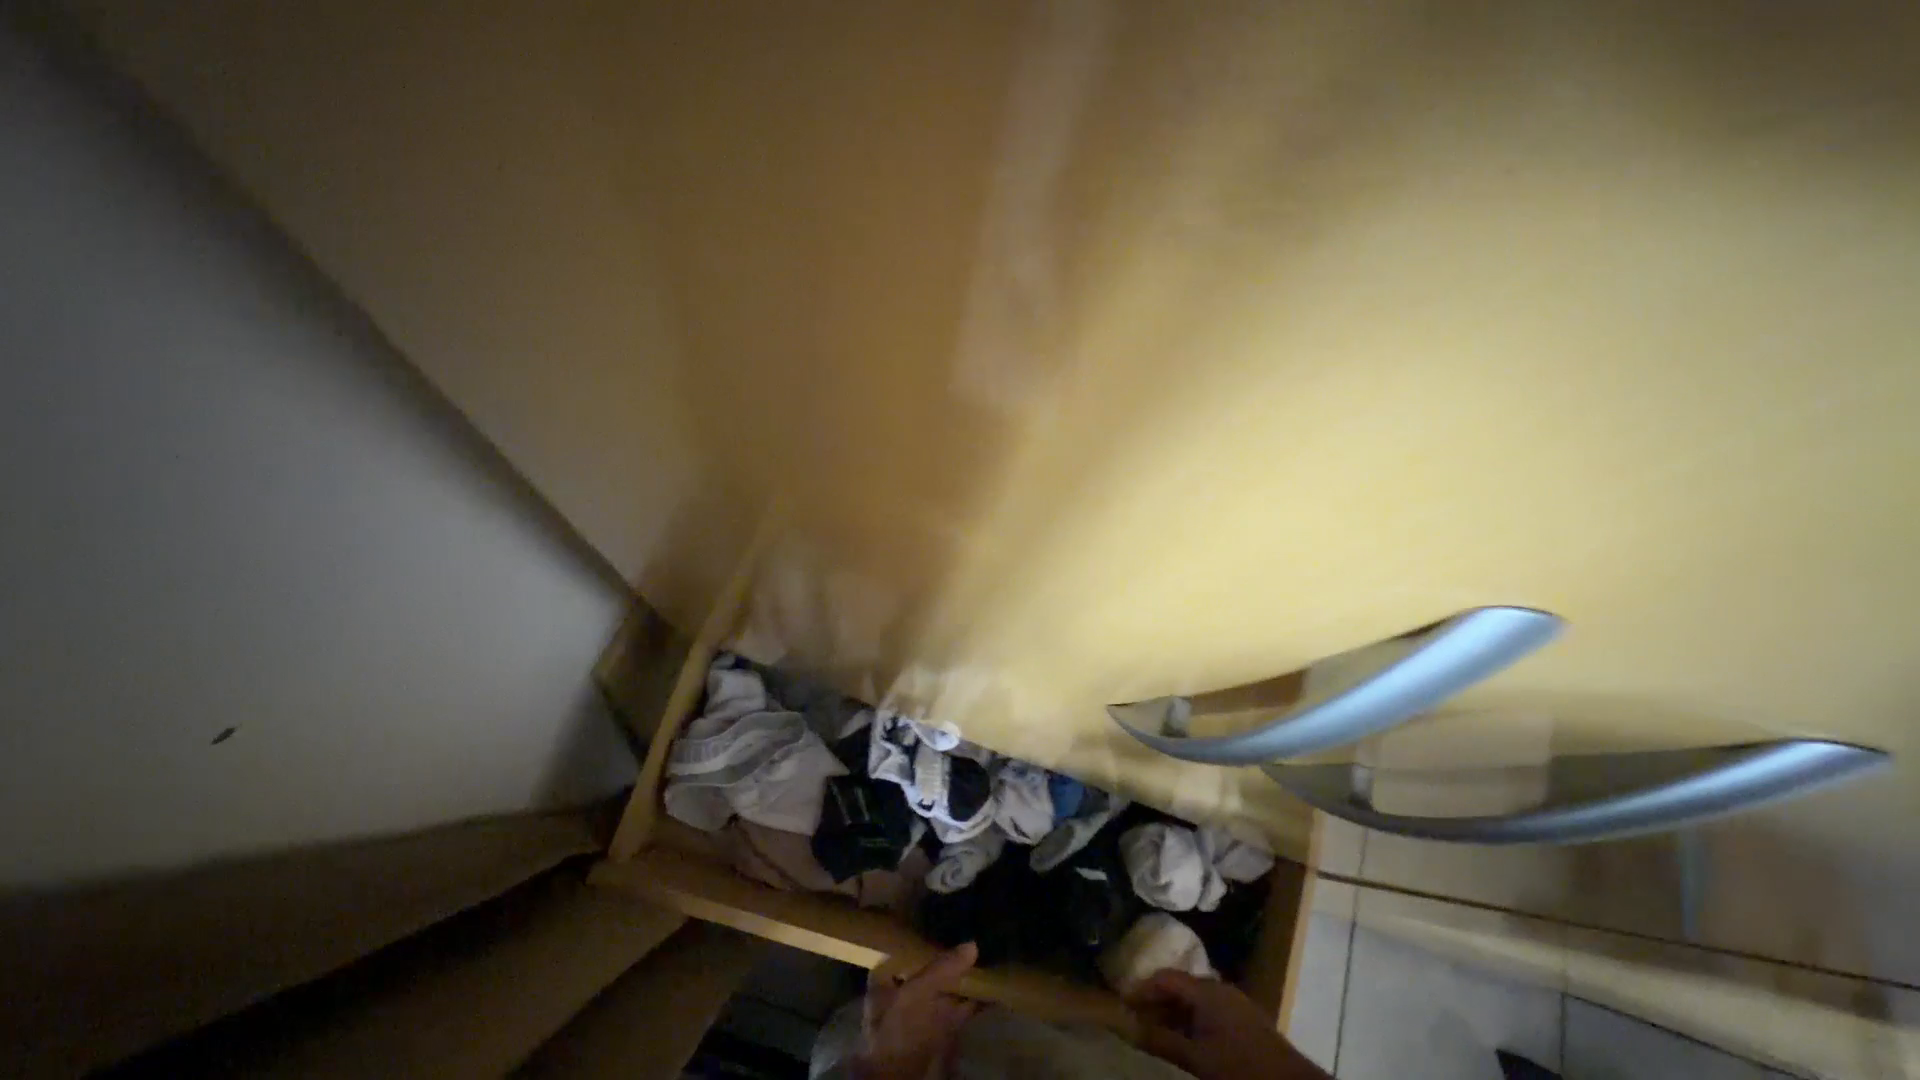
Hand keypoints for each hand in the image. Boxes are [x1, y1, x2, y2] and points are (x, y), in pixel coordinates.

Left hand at [852, 943, 980, 1079]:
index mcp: (884, 985)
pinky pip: (956, 1014)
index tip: (947, 936)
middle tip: (975, 950)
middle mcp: (899, 999)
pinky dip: (971, 1006)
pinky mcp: (936, 1037)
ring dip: (963, 985)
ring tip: (988, 967)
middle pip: (927, 975)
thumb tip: (972, 945)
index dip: (924, 946)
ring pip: (944, 994)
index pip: (904, 956)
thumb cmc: (898, 1029)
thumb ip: (941, 968)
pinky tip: (990, 995)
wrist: (899, 1079)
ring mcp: (918, 1019)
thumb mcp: (916, 992)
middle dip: (949, 966)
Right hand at [1126, 970, 1331, 1079]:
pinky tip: (1184, 1038)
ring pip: (1194, 998)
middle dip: (1156, 1000)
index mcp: (1207, 991)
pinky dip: (1190, 1019)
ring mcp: (1234, 1002)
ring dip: (1173, 1012)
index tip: (1122, 1004)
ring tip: (1155, 1031)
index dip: (1141, 989)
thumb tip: (1128, 1029)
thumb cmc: (1240, 1068)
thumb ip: (1161, 1041)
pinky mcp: (1244, 1018)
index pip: (1165, 978)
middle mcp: (1219, 988)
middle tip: (1135, 1019)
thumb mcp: (1196, 1058)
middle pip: (1179, 985)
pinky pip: (1208, 1009)